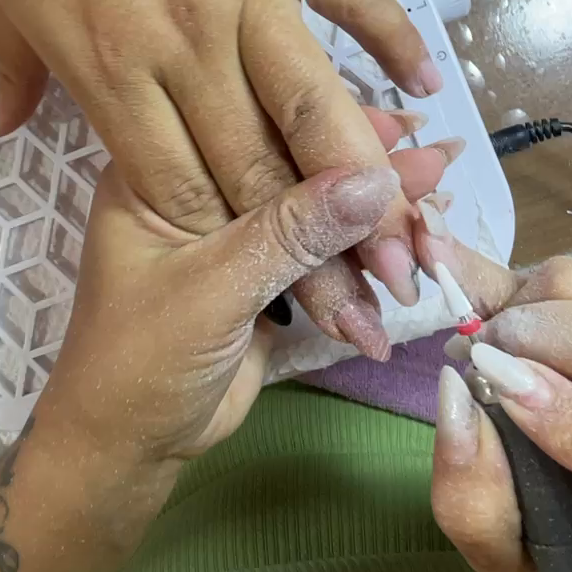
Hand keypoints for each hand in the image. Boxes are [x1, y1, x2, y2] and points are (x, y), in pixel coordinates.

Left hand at [34, 109, 456, 467]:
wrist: (131, 449)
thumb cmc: (143, 364)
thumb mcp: (212, 291)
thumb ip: (289, 235)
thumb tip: (375, 182)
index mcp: (159, 168)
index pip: (248, 123)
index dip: (322, 121)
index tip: (396, 123)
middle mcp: (196, 183)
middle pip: (289, 160)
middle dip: (363, 164)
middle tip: (438, 156)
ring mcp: (231, 226)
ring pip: (310, 203)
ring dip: (373, 209)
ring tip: (439, 193)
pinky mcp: (259, 267)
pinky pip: (317, 245)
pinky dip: (362, 247)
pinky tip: (410, 231)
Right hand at [426, 251, 571, 571]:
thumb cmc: (570, 543)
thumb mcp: (511, 555)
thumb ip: (474, 501)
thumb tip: (451, 395)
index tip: (492, 389)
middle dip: (543, 336)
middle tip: (476, 354)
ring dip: (531, 304)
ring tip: (488, 340)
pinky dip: (524, 286)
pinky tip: (496, 316)